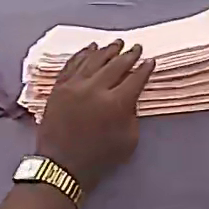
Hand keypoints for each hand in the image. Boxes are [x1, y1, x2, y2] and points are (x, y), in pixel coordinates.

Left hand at [35, 41, 154, 191]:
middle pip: (116, 65)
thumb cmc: (99, 157)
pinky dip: (82, 54)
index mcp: (116, 103)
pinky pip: (72, 64)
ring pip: (93, 60)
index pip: (135, 79)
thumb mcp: (128, 140)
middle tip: (136, 47)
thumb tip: (130, 96)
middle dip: (128, 55)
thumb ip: (132, 114)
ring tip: (117, 43)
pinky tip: (90, 48)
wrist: (62, 165)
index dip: (144, 69)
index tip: (150, 61)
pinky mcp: (59, 87)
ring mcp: (74, 86)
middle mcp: (95, 88)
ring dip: (107, 50)